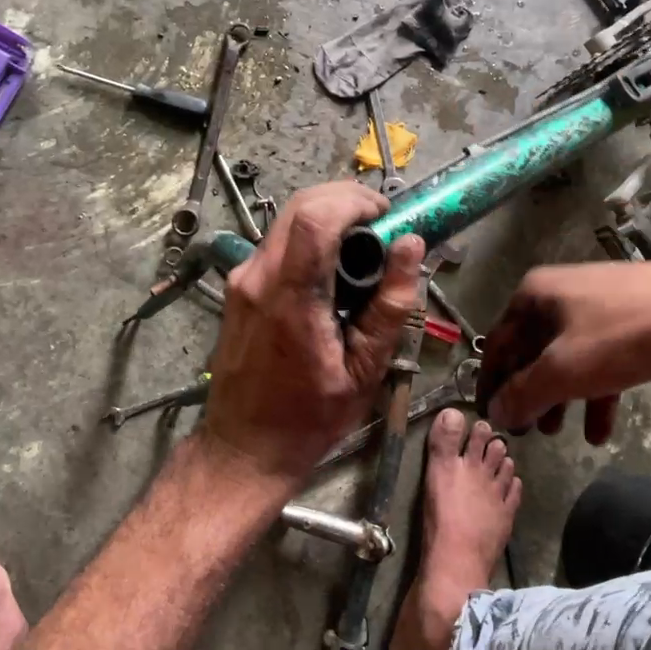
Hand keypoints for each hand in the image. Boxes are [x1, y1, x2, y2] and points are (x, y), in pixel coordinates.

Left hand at [200, 182, 425, 482]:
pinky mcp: (239, 286)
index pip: (314, 217)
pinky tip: (333, 270)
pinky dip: (310, 238)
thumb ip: (390, 306)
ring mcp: (242, 279)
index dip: (354, 201)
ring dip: (328, 218)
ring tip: (363, 249)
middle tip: (382, 226)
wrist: (244, 448)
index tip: (387, 216)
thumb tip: (411, 246)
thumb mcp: (365, 371)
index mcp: (289, 298)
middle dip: (346, 201)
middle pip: (299, 205)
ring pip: (286, 219)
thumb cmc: (308, 419)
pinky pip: (277, 242)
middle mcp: (258, 277)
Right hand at [476, 262, 650, 443]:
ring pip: (569, 353)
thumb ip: (524, 394)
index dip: (492, 381)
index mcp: (536, 292)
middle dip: (531, 393)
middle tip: (529, 430)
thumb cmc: (618, 340)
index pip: (500, 341)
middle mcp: (562, 289)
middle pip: (534, 348)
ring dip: (562, 396)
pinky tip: (602, 429)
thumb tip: (495, 412)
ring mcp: (601, 298)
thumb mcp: (563, 371)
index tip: (490, 414)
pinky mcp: (634, 313)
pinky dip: (596, 388)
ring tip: (562, 433)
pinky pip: (602, 353)